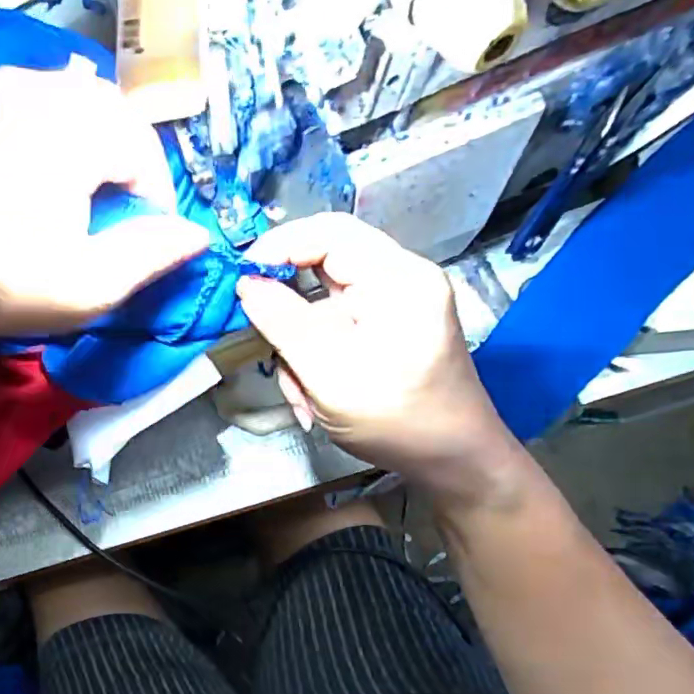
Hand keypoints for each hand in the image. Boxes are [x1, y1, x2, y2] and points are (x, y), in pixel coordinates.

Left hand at [0, 66, 211, 365]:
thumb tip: (196, 236)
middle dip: (119, 165)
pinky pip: (0, 109)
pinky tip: (6, 185)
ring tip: (61, 200)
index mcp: (70, 124)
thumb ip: (151, 256)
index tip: (143, 245)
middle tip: (108, 220)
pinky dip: (23, 139)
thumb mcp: (86, 287)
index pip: (142, 149)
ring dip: (73, 147)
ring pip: (50, 104)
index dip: (154, 200)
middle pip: (101, 113)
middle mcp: (24, 86)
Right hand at [236, 213, 529, 502]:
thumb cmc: (398, 419)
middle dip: (285, 311)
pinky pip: (335, 331)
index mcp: (398, 278)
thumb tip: (246, 282)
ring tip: (302, 395)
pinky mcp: (384, 332)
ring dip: (298, 348)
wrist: (453, 462)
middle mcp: (399, 281)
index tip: (239, 277)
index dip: (278, 245)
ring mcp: (392, 308)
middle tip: (260, 339)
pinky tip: (314, 399)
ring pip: (321, 307)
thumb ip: (283, 322)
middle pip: (321, 268)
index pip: (328, 231)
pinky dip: (315, 361)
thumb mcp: (330, 372)